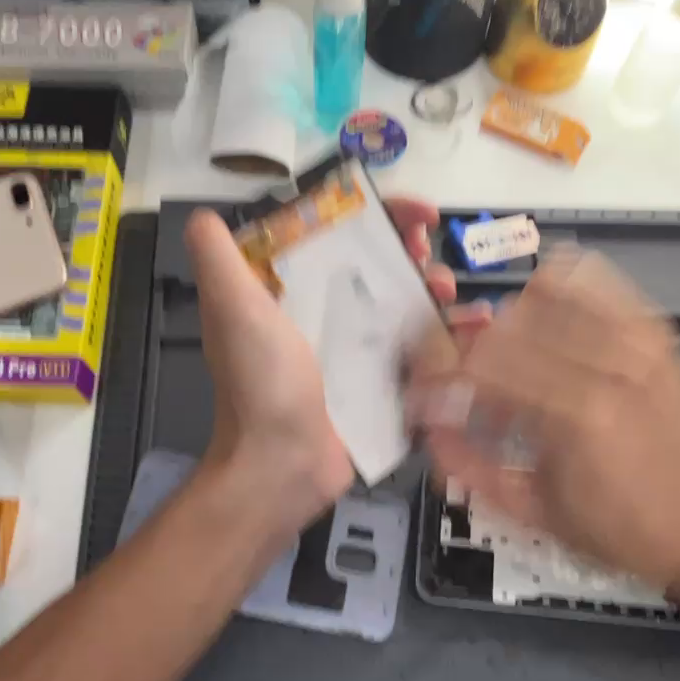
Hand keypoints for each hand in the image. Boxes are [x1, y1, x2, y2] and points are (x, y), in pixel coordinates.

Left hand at [186, 199, 457, 537]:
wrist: (281, 466)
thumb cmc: (260, 383)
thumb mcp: (233, 309)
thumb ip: (218, 258)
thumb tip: (204, 217)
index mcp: (288, 292)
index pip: (340, 234)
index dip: (381, 214)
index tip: (418, 214)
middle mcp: (320, 317)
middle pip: (378, 268)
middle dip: (413, 254)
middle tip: (433, 259)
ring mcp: (352, 354)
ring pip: (403, 308)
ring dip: (436, 294)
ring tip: (458, 298)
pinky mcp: (376, 387)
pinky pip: (416, 353)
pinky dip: (446, 340)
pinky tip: (474, 333)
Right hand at [407, 248, 679, 599]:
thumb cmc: (618, 528)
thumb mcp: (533, 511)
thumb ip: (468, 464)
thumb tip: (425, 425)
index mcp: (576, 417)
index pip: (481, 367)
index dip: (438, 379)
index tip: (422, 395)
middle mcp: (608, 365)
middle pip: (504, 327)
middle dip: (465, 352)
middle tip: (458, 383)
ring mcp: (635, 339)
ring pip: (539, 293)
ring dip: (507, 324)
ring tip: (505, 358)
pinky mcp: (651, 328)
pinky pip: (588, 277)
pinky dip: (552, 288)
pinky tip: (542, 320)